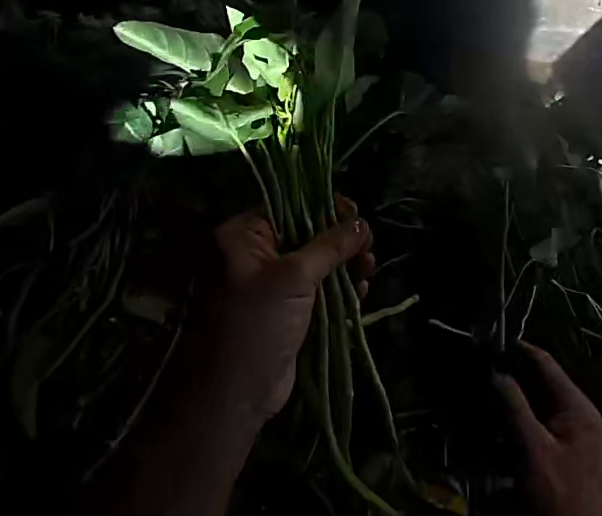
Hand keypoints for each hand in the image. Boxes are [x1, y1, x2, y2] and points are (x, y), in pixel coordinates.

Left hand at [206, 207, 372, 428]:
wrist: (233, 398)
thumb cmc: (257, 324)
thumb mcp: (295, 277)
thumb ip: (331, 245)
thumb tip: (362, 222)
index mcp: (243, 235)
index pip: (291, 204)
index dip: (327, 206)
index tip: (357, 215)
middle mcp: (254, 252)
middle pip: (307, 231)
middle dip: (341, 239)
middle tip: (368, 249)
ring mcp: (269, 283)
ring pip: (316, 260)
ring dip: (344, 264)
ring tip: (368, 270)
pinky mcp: (283, 309)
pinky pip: (316, 286)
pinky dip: (338, 286)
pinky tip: (360, 289)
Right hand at [496, 341, 601, 515]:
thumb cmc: (561, 500)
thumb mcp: (534, 450)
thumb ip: (514, 407)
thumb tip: (497, 373)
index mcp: (577, 407)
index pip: (545, 363)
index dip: (518, 351)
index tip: (491, 344)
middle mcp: (574, 416)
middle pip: (535, 386)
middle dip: (507, 382)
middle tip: (479, 376)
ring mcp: (566, 438)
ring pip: (529, 409)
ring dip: (504, 408)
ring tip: (479, 405)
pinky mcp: (555, 457)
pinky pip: (529, 433)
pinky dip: (509, 432)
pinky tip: (488, 439)